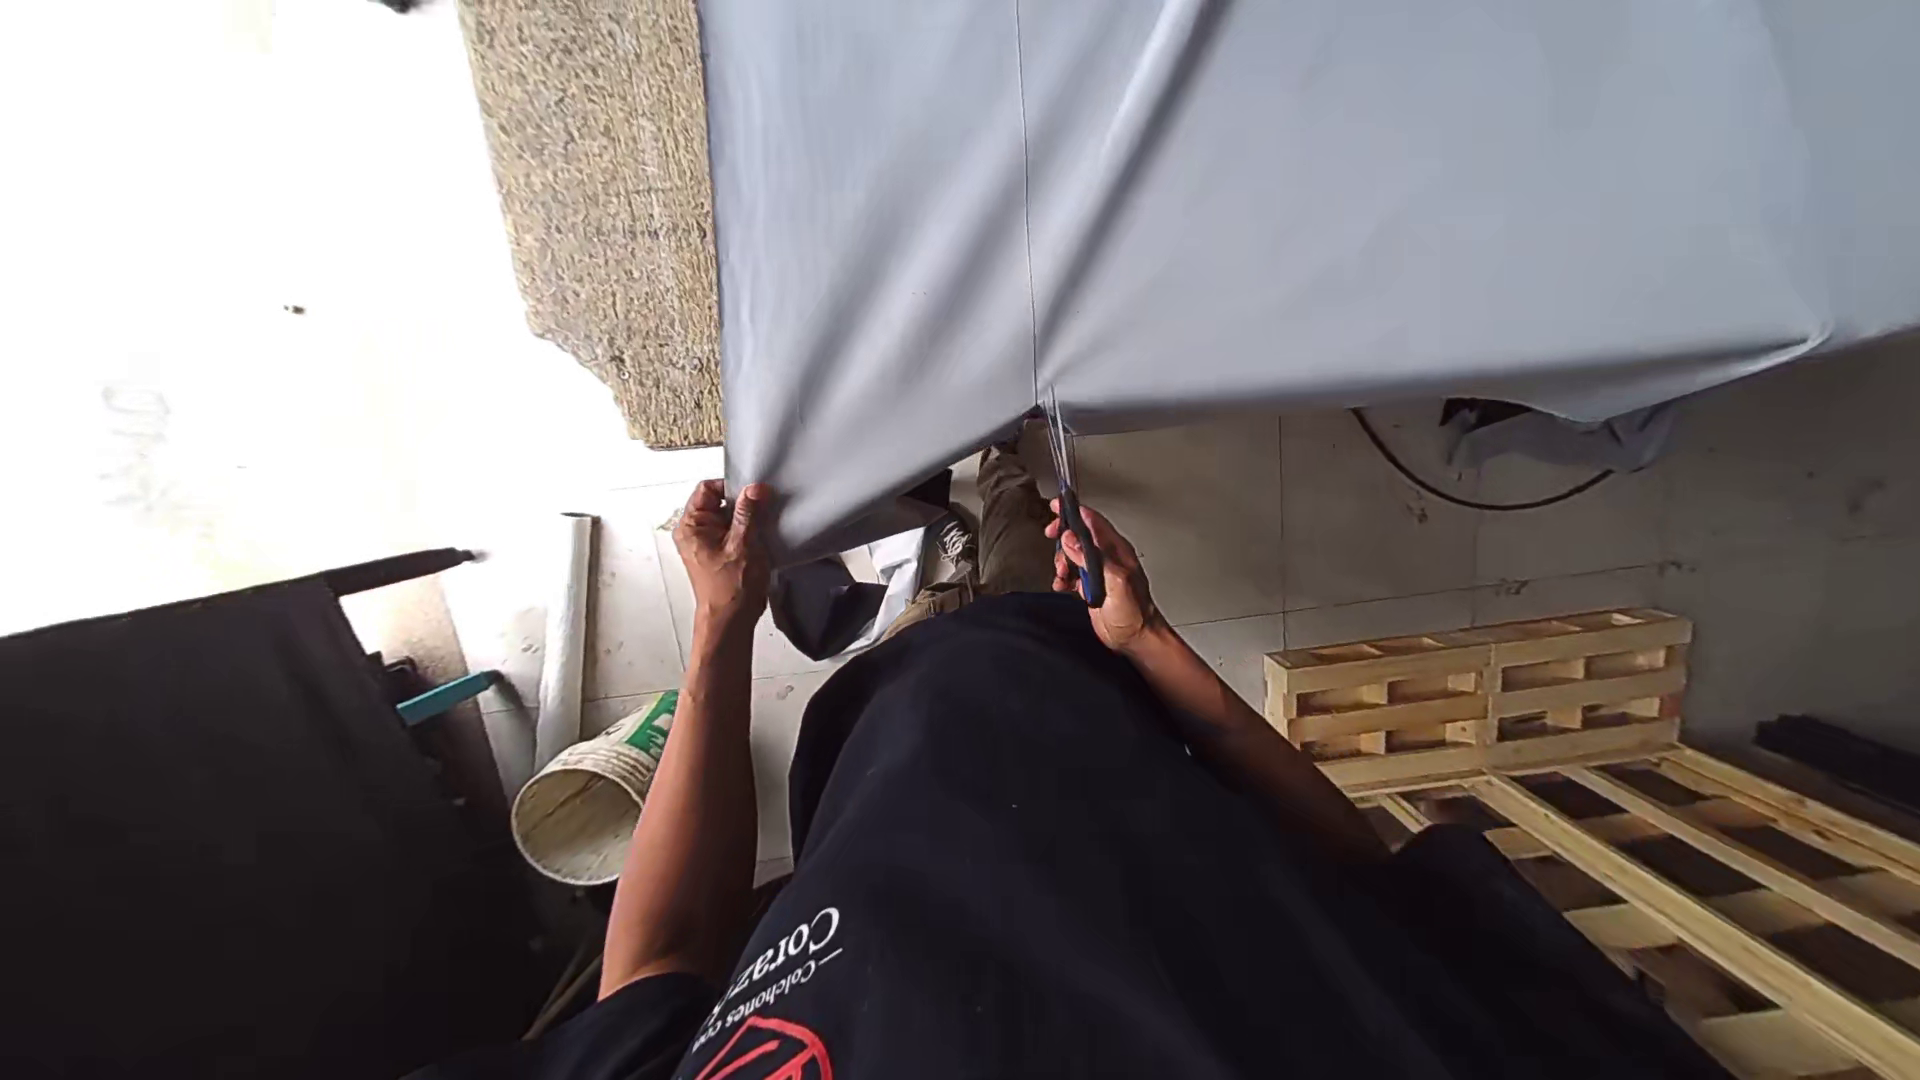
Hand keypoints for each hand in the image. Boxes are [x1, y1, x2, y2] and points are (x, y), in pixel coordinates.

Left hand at [674, 480, 771, 643]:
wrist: (732, 619)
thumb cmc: (731, 588)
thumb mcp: (743, 544)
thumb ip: (748, 513)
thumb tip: (755, 488)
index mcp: (691, 526)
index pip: (708, 489)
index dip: (731, 487)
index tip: (754, 493)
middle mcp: (695, 531)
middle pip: (720, 502)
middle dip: (743, 505)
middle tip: (762, 512)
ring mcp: (707, 542)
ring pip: (730, 517)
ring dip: (749, 519)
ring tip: (763, 527)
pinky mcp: (720, 552)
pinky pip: (735, 531)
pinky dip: (749, 531)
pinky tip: (761, 538)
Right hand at [1047, 499, 1164, 654]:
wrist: (1135, 639)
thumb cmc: (1134, 615)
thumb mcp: (1115, 581)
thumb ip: (1092, 558)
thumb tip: (1071, 540)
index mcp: (1116, 551)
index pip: (1093, 521)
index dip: (1075, 511)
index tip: (1058, 505)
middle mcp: (1107, 558)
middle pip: (1080, 535)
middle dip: (1063, 536)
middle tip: (1052, 537)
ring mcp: (1099, 572)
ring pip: (1073, 554)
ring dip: (1062, 560)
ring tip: (1062, 572)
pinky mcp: (1092, 587)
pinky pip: (1071, 574)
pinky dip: (1062, 577)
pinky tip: (1062, 584)